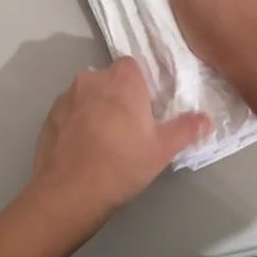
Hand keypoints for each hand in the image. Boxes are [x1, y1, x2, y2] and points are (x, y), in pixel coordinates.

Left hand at [26, 57, 209, 222]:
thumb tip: (206, 119)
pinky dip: (77, 122)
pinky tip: (84, 148)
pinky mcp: (49, 115)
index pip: (132, 65)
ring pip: (88, 95)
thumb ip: (186, 129)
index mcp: (121, 81)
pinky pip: (70, 111)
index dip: (140, 84)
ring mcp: (66, 97)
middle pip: (109, 80)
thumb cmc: (122, 165)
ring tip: (104, 141)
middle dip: (118, 97)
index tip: (146, 108)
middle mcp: (91, 80)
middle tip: (129, 128)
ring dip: (96, 108)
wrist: (69, 191)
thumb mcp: (162, 150)